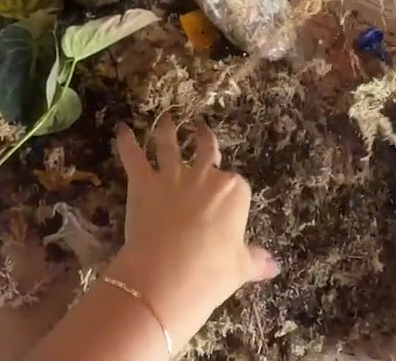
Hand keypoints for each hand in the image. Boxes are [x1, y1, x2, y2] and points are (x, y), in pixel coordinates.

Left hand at [107, 117, 278, 344]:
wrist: (168, 276)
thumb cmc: (210, 273)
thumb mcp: (240, 268)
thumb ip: (256, 260)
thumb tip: (274, 265)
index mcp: (232, 192)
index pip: (236, 186)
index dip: (231, 195)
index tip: (229, 204)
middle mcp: (204, 176)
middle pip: (206, 150)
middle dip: (204, 137)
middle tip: (200, 126)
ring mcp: (172, 176)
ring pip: (169, 145)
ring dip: (167, 130)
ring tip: (165, 118)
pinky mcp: (144, 183)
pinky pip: (134, 157)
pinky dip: (126, 143)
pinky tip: (121, 130)